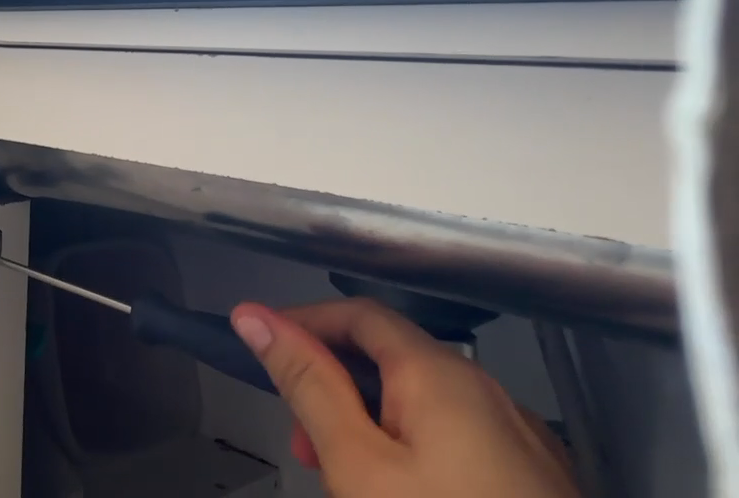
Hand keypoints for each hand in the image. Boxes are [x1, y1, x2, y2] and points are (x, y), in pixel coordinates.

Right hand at [231, 299, 579, 497]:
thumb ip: (306, 383)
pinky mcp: (541, 485)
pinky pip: (461, 440)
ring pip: (424, 402)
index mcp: (442, 376)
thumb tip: (253, 315)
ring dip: (368, 419)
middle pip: (391, 358)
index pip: (359, 314)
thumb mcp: (355, 461)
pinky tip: (402, 493)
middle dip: (332, 383)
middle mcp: (491, 394)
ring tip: (343, 475)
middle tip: (301, 440)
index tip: (262, 351)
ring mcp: (527, 442)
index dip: (302, 321)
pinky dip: (414, 448)